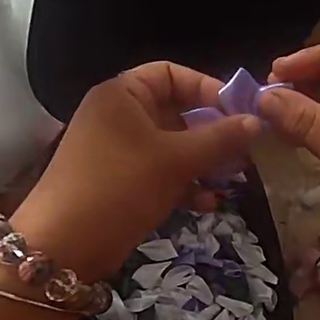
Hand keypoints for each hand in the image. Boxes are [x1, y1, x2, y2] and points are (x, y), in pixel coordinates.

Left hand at [12, 63, 260, 281]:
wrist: (63, 245)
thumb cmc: (120, 186)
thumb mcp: (175, 160)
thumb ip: (219, 139)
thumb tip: (256, 120)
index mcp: (122, 94)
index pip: (171, 74)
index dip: (207, 88)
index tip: (240, 111)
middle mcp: (117, 115)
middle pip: (174, 112)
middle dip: (211, 133)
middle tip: (244, 152)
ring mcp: (116, 150)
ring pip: (170, 147)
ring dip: (202, 162)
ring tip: (232, 181)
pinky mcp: (118, 181)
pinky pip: (157, 172)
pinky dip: (182, 183)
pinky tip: (206, 204)